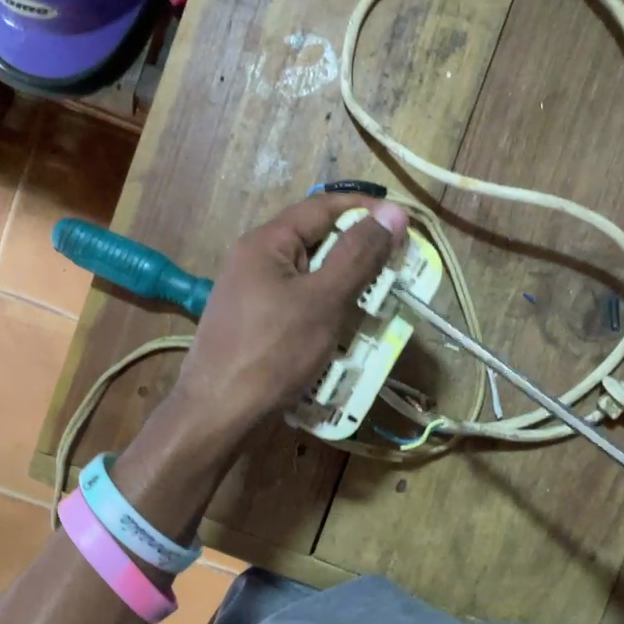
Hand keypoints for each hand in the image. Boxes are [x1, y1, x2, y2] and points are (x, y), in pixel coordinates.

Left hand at [171, 194, 406, 437]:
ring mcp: (254, 298)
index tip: (404, 226)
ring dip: (348, 291)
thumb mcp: (323, 300)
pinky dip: (328, 318)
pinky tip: (349, 338)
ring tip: (382, 306)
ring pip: (312, 282)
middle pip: (317, 244)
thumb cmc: (271, 353)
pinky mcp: (257, 330)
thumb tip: (393, 213)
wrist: (218, 415)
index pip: (322, 208)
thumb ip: (358, 255)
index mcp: (265, 243)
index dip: (365, 211)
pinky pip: (301, 311)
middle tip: (400, 271)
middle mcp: (255, 262)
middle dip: (360, 256)